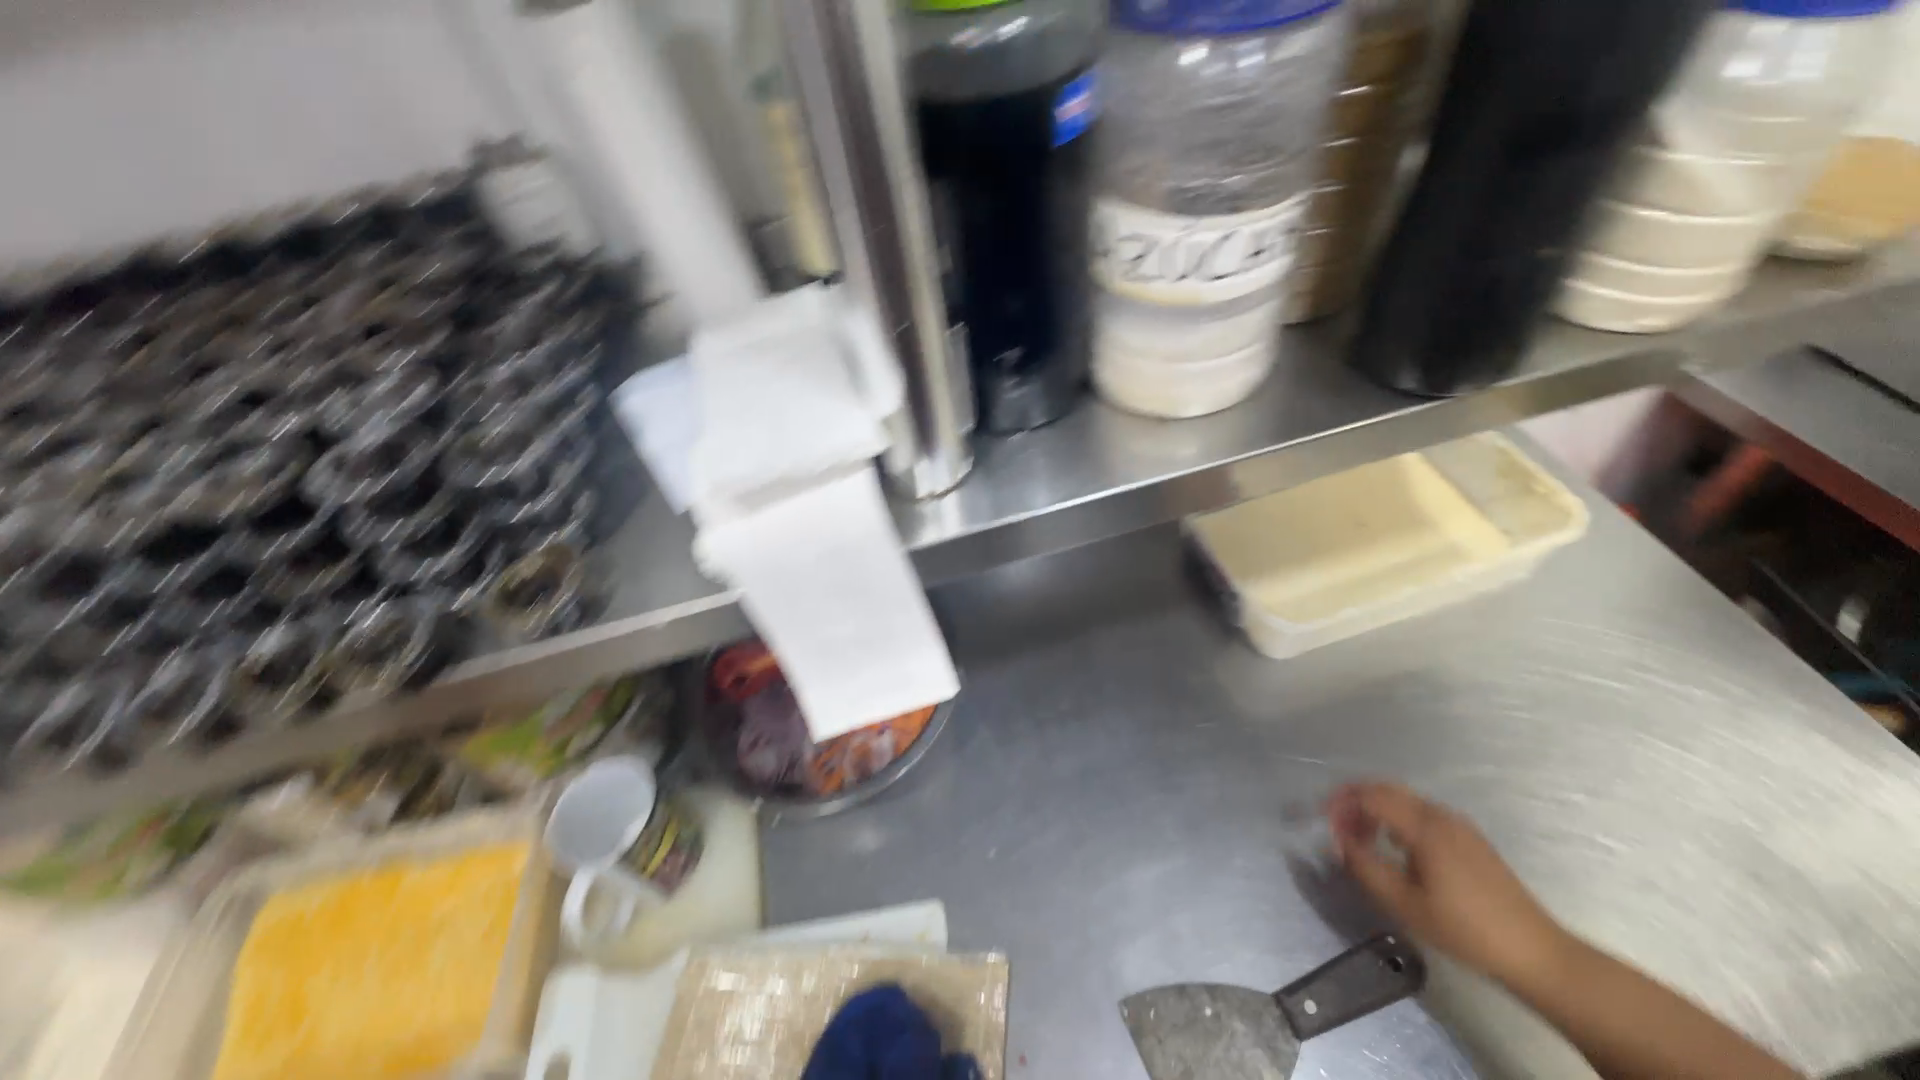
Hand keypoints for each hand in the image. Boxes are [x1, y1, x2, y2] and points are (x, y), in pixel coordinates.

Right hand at [1327, 781, 1567, 989]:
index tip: (1322, 821)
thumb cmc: (1463, 928)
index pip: (1371, 795)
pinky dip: (1396, 819)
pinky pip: (1422, 814)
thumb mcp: (1403, 903)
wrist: (1531, 950)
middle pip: (1388, 790)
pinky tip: (1392, 847)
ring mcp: (1459, 825)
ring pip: (1405, 801)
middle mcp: (1442, 815)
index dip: (1341, 802)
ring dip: (1375, 810)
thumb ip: (1364, 867)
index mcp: (1425, 826)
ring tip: (1359, 839)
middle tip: (1335, 826)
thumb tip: (1337, 841)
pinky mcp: (1469, 839)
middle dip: (1355, 800)